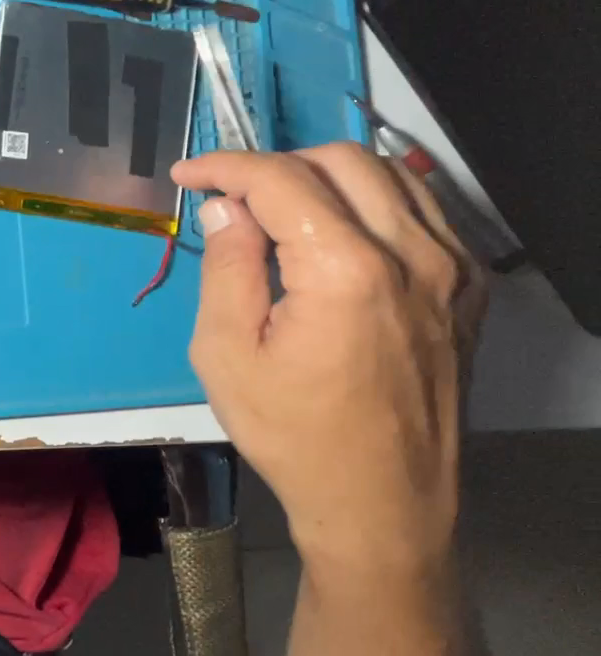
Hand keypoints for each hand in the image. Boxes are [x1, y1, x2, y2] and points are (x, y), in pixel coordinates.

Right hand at [172, 144, 485, 573]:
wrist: (379, 494)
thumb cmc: (288, 429)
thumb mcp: (225, 352)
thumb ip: (228, 269)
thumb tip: (227, 209)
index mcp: (345, 271)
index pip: (282, 181)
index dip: (226, 166)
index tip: (187, 174)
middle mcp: (414, 255)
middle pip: (343, 161)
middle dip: (274, 163)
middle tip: (227, 194)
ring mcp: (454, 269)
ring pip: (391, 176)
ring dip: (323, 175)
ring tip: (273, 207)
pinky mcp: (468, 288)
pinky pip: (422, 212)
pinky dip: (369, 200)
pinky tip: (329, 232)